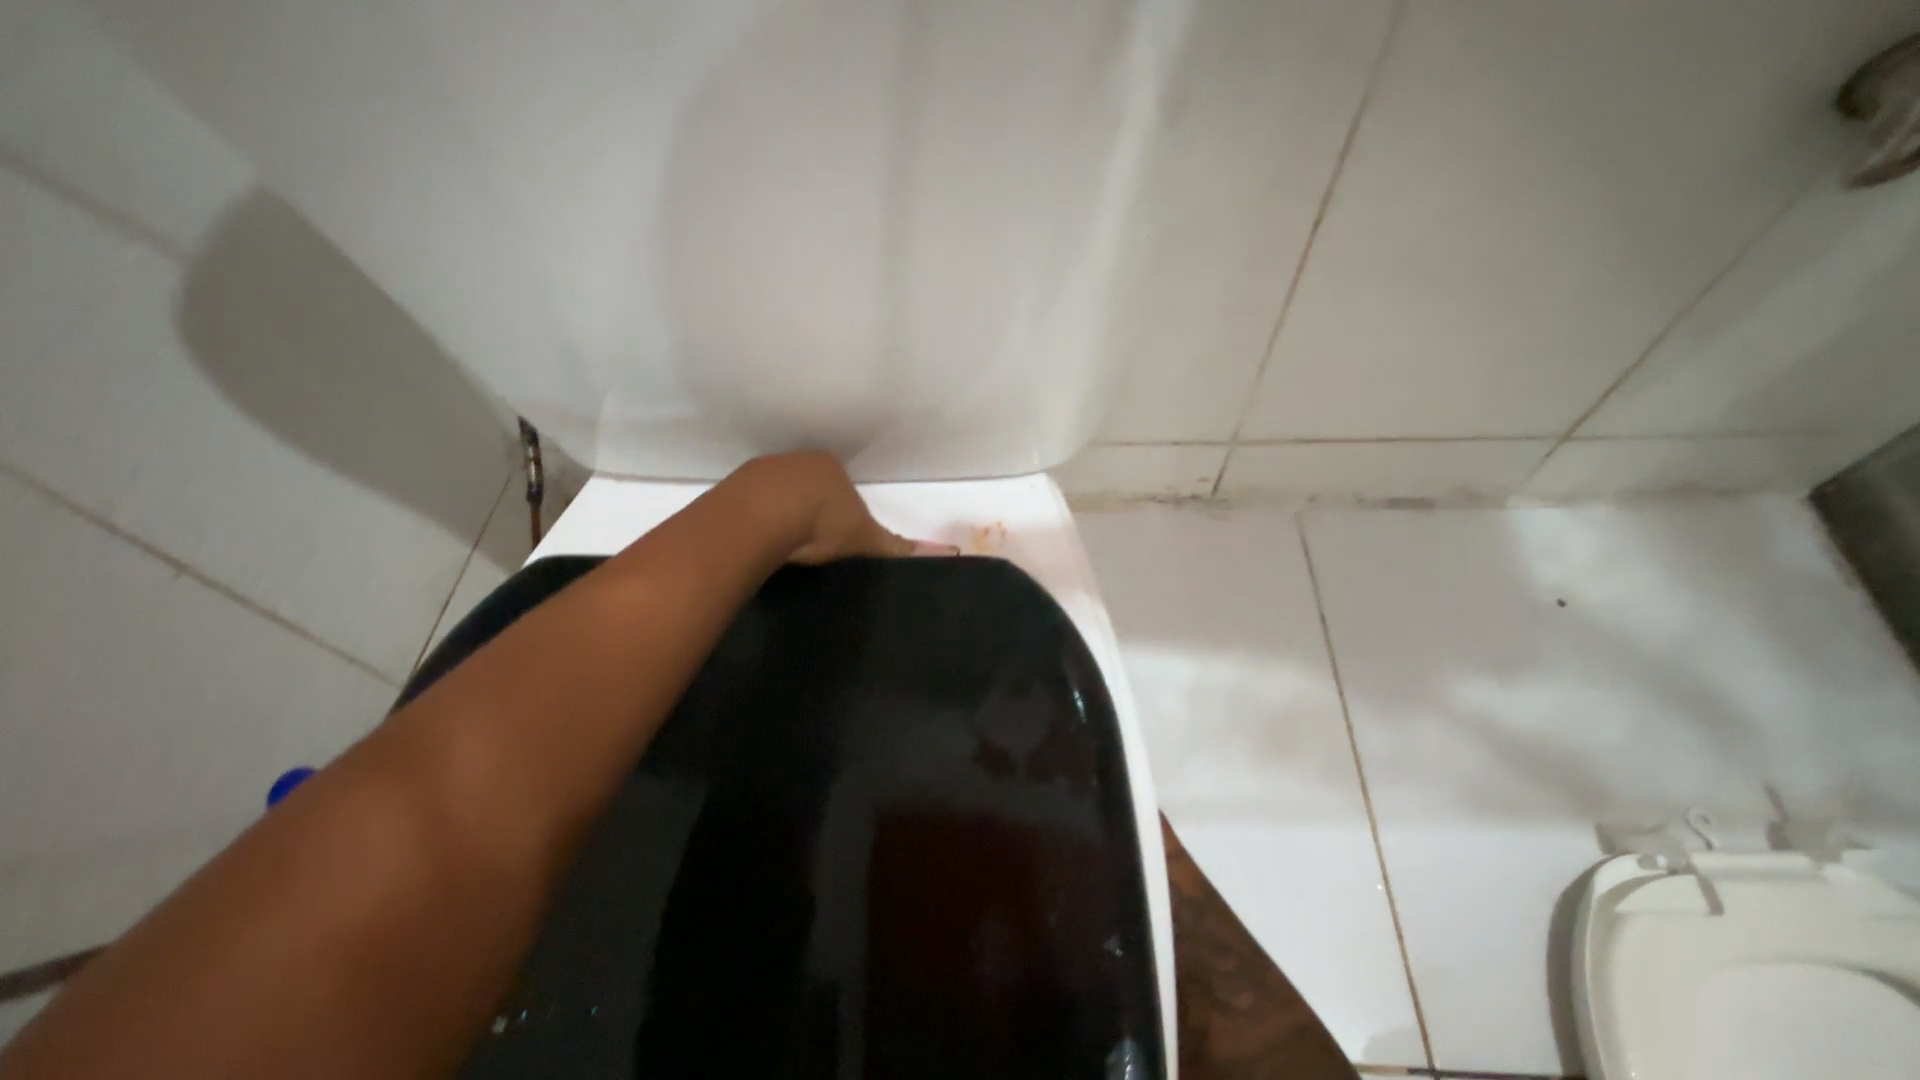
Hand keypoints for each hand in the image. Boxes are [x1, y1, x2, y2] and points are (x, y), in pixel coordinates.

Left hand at [732, 451, 958, 564]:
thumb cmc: (821, 522)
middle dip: (811, 510)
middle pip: (808, 486)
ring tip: (786, 547)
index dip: (843, 511)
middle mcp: (797, 460)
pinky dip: (758, 520)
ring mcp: (763, 471)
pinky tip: (761, 542)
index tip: (839, 537)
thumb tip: (949, 553)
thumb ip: (898, 546)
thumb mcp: (866, 538)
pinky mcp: (735, 487)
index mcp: (830, 466)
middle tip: (812, 544)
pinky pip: (751, 505)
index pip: (842, 486)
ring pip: (777, 494)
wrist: (761, 517)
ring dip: (781, 514)